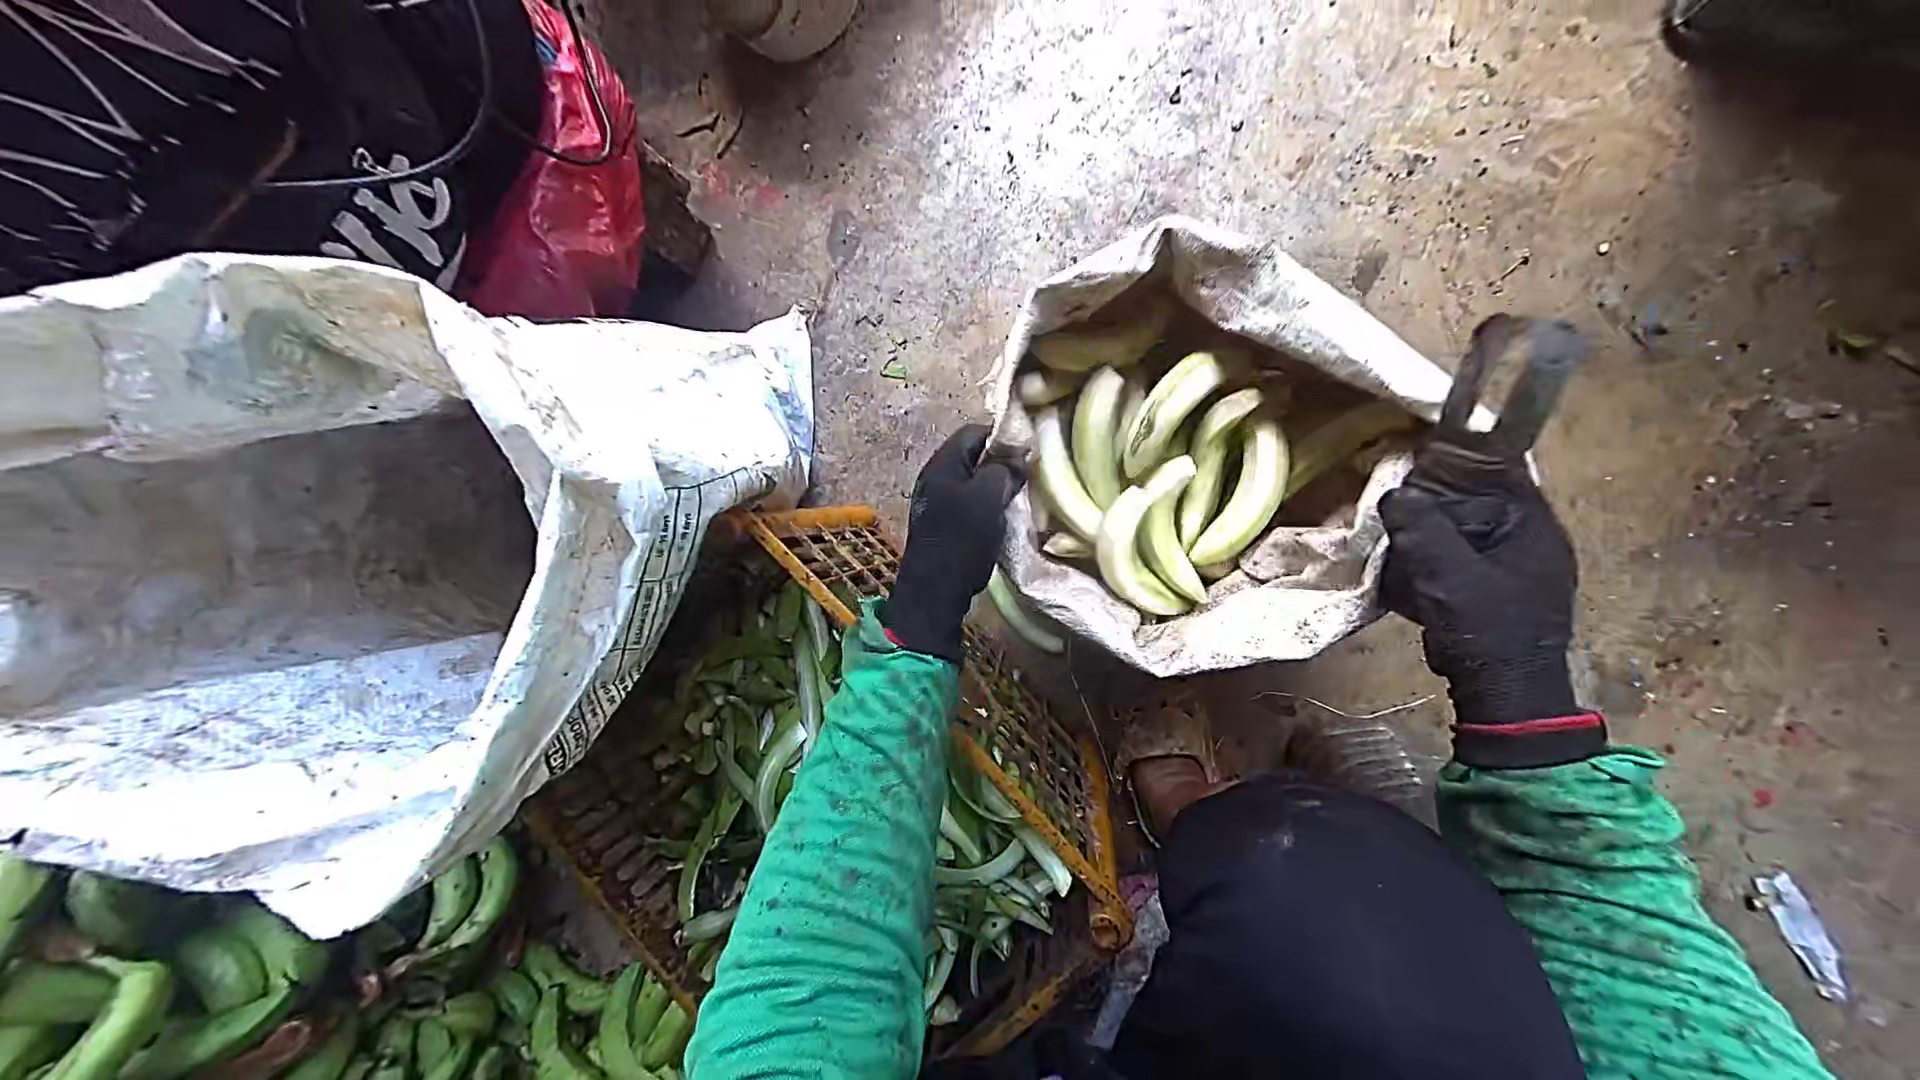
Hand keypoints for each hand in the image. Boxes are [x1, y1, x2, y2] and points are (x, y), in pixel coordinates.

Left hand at [886, 425, 1024, 661]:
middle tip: (1026, 478)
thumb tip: (1018, 456)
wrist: (937, 589)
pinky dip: (986, 507)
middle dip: (1001, 465)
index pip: (974, 433)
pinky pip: (968, 504)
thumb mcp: (988, 496)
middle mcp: (935, 478)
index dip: (1002, 438)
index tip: (1027, 453)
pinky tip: (1000, 520)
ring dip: (995, 488)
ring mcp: (936, 502)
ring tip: (1016, 499)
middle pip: (973, 458)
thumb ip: (1003, 468)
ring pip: (973, 482)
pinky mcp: (942, 524)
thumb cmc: (962, 537)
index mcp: (942, 464)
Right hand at [1379, 468, 1577, 725]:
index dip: (1459, 455)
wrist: (1502, 689)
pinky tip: (1402, 557)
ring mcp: (1509, 563)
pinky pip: (1455, 552)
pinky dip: (1428, 549)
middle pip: (1476, 496)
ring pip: (1462, 525)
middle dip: (1434, 492)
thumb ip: (1420, 527)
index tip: (1417, 449)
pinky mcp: (1489, 585)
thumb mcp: (1445, 572)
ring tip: (1391, 521)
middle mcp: (1526, 538)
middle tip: (1394, 489)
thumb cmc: (1484, 626)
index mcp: (1530, 526)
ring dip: (1427, 523)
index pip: (1501, 469)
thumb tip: (1396, 493)